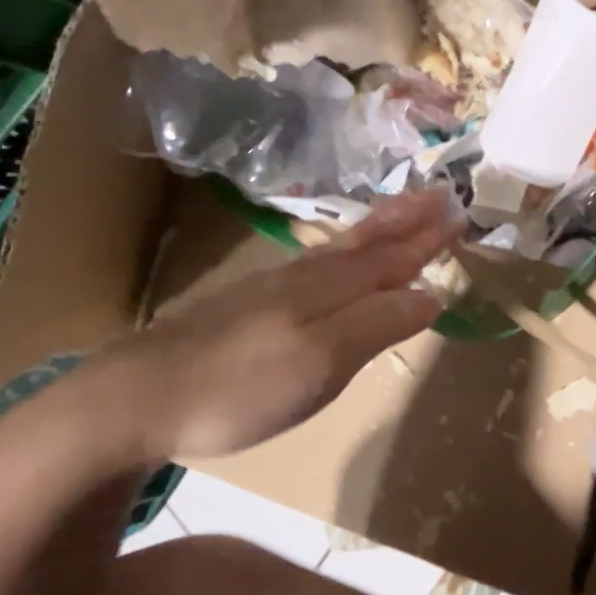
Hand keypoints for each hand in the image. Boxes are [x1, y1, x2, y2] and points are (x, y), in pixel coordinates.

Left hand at [74, 192, 457, 462]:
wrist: (134, 400)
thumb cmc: (239, 386)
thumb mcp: (322, 363)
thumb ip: (379, 325)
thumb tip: (432, 295)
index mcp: (330, 289)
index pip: (393, 257)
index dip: (428, 239)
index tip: (461, 212)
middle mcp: (306, 278)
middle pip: (367, 242)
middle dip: (406, 219)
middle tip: (439, 194)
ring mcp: (272, 290)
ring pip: (339, 249)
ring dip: (376, 229)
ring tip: (399, 213)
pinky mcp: (246, 307)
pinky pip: (315, 263)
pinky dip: (342, 250)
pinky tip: (334, 258)